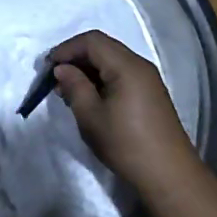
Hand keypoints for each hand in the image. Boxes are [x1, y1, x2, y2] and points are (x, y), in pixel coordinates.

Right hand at [50, 31, 196, 187]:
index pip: (91, 41)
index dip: (66, 49)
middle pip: (102, 46)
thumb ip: (74, 85)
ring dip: (87, 67)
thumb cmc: (125, 143)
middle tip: (55, 76)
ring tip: (68, 89)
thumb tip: (62, 69)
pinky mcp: (149, 93)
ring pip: (111, 59)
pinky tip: (89, 96)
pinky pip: (120, 72)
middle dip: (75, 56)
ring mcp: (148, 79)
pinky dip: (101, 76)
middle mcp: (140, 66)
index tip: (48, 68)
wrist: (169, 175)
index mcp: (126, 67)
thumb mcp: (90, 115)